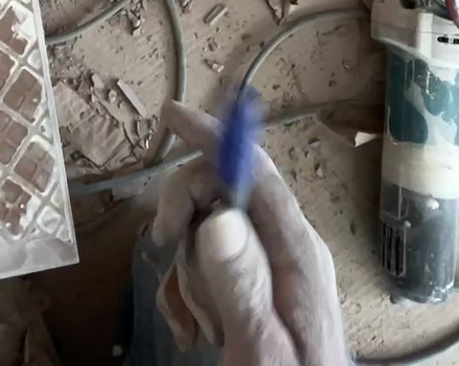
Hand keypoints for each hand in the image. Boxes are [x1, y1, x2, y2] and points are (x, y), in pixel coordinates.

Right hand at [152, 101, 346, 365]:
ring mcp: (269, 266)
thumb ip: (242, 286)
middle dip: (184, 210)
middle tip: (160, 241)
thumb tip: (217, 217)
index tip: (172, 115)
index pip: (255, 170)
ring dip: (184, 266)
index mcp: (298, 251)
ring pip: (206, 227)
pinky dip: (186, 287)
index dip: (213, 136)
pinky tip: (187, 325)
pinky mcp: (253, 287)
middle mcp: (286, 246)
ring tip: (188, 318)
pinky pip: (207, 261)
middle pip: (222, 191)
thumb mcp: (262, 348)